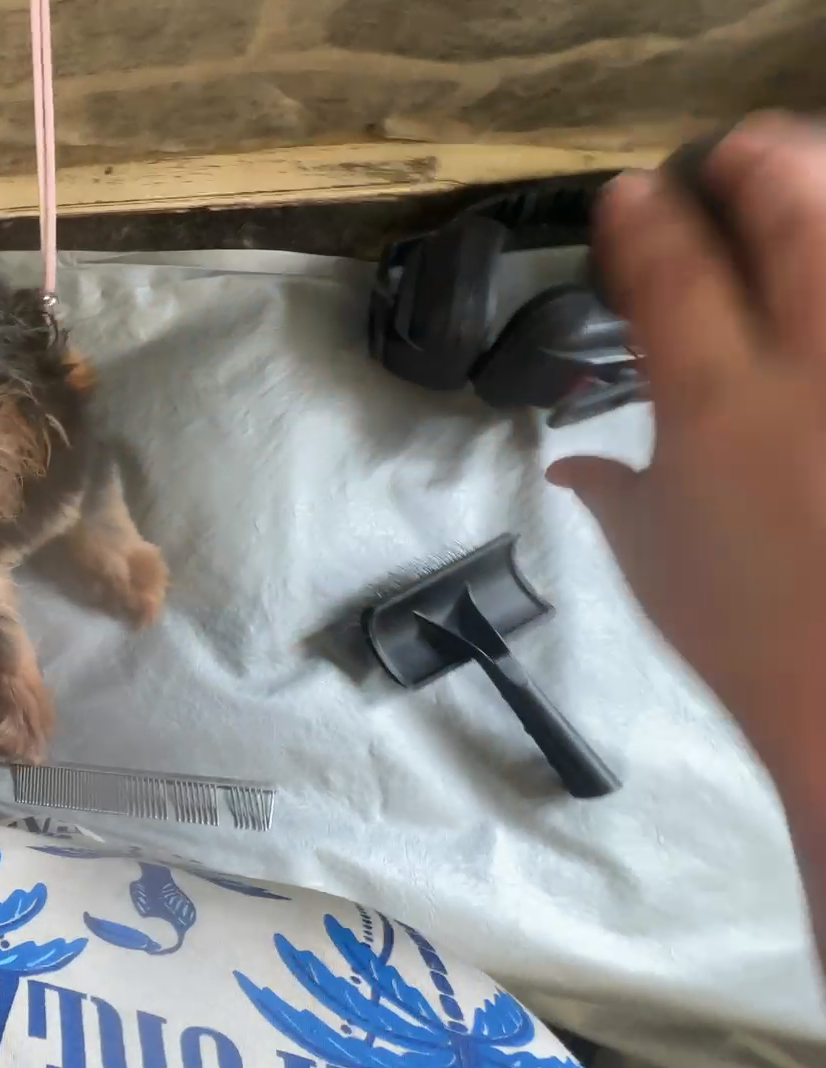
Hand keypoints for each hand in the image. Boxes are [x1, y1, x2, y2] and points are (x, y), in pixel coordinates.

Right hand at [551, 114, 825, 761]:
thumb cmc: (739, 621)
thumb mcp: (652, 552)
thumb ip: (614, 489)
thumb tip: (573, 460)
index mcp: (718, 412)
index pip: (675, 293)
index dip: (649, 233)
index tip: (630, 188)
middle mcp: (814, 379)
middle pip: (802, 244)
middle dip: (769, 177)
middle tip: (742, 139)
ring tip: (815, 162)